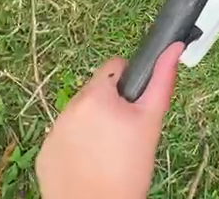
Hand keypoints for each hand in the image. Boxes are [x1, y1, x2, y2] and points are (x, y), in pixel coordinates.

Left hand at [37, 42, 182, 198]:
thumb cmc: (128, 170)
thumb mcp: (151, 121)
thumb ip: (161, 79)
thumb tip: (174, 48)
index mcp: (95, 94)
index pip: (114, 67)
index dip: (128, 84)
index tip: (133, 108)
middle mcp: (69, 107)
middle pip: (96, 92)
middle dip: (110, 106)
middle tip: (123, 134)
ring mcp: (53, 132)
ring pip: (80, 115)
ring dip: (92, 124)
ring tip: (107, 152)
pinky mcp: (44, 155)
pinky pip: (64, 138)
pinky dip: (76, 145)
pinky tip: (89, 164)